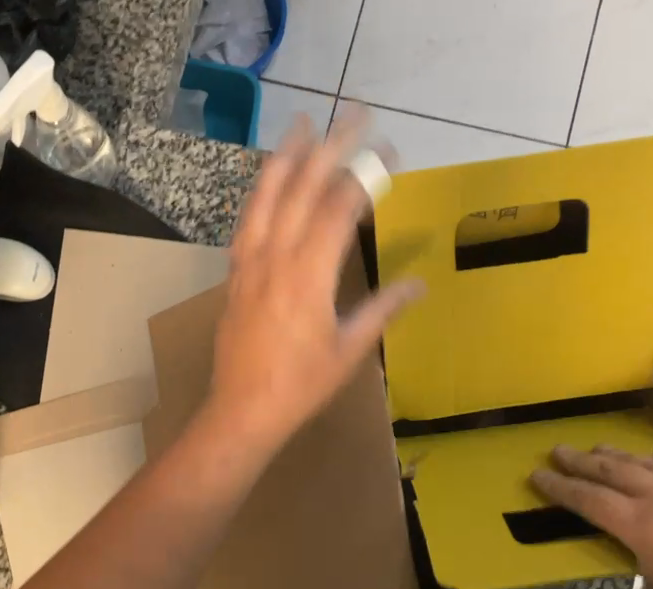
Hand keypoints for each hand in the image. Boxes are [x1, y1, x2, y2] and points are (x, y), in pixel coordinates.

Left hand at [205, 107, 423, 447]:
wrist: (243, 411)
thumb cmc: (301, 387)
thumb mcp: (349, 350)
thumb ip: (382, 311)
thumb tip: (418, 285)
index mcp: (310, 274)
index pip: (341, 206)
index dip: (367, 174)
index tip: (390, 154)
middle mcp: (277, 257)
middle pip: (305, 188)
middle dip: (333, 146)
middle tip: (355, 113)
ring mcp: (250, 264)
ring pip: (267, 197)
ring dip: (287, 157)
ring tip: (302, 123)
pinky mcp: (234, 276)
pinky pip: (246, 223)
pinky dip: (259, 194)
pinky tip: (267, 183)